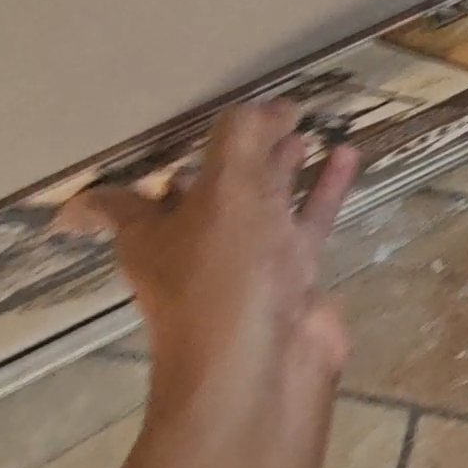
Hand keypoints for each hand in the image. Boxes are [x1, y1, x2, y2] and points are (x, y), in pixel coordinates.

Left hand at [67, 101, 359, 418]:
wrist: (267, 361)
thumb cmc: (226, 277)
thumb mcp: (227, 195)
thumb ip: (243, 143)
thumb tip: (269, 105)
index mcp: (152, 231)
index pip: (119, 199)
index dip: (126, 174)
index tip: (141, 150)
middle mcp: (196, 243)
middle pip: (208, 189)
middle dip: (231, 156)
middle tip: (262, 118)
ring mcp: (250, 260)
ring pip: (266, 200)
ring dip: (284, 165)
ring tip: (307, 127)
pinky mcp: (297, 272)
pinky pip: (311, 218)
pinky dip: (327, 187)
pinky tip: (347, 156)